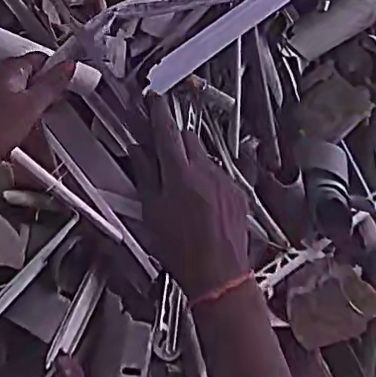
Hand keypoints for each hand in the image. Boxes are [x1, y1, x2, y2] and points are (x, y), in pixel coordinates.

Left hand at [0, 53, 73, 177]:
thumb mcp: (31, 107)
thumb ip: (51, 86)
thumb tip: (68, 67)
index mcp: (11, 69)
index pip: (42, 59)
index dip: (59, 70)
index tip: (71, 82)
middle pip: (31, 80)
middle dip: (45, 95)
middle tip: (54, 109)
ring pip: (20, 98)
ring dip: (31, 113)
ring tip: (36, 129)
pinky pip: (7, 114)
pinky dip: (17, 124)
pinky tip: (18, 138)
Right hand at [143, 95, 249, 298]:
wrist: (219, 278)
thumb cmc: (182, 252)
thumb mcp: (152, 211)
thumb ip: (145, 174)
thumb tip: (137, 150)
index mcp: (180, 174)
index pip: (166, 130)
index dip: (158, 110)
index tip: (154, 99)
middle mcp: (205, 171)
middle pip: (187, 138)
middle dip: (175, 141)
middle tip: (163, 155)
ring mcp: (224, 181)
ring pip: (203, 156)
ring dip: (191, 162)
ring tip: (182, 189)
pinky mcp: (238, 192)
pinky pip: (220, 173)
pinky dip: (208, 179)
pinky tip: (201, 201)